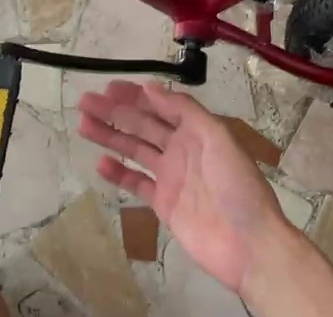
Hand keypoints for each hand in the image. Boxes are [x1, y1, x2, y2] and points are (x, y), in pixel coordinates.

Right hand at [77, 80, 287, 292]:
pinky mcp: (164, 204)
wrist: (249, 244)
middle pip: (142, 124)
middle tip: (85, 102)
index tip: (109, 87)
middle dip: (115, 112)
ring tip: (83, 124)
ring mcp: (171, 176)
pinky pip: (137, 183)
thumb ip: (185, 111)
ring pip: (134, 149)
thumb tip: (151, 87)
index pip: (160, 105)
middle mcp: (181, 147)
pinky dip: (119, 173)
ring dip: (110, 136)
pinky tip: (100, 163)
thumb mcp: (217, 137)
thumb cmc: (237, 185)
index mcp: (196, 129)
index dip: (135, 96)